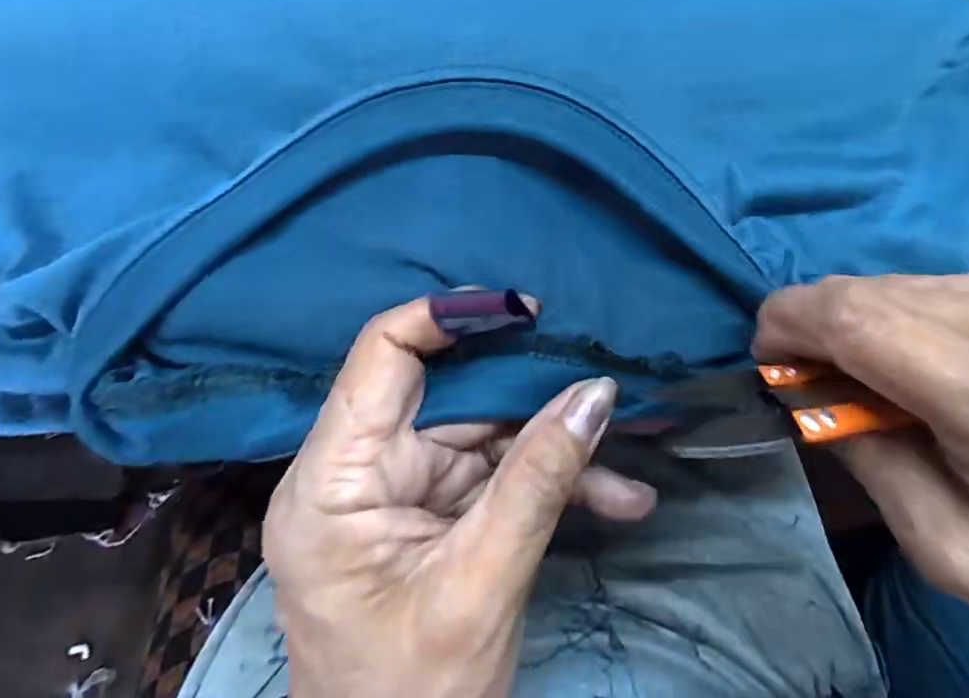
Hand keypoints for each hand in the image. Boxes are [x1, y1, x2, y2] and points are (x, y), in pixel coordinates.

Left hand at [263, 296, 656, 697]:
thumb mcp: (482, 583)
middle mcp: (366, 470)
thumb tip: (598, 393)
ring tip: (631, 451)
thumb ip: (540, 479)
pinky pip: (507, 471)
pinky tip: (621, 498)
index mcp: (337, 481)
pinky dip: (561, 482)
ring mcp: (410, 488)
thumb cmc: (412, 696)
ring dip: (563, 444)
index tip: (524, 310)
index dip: (450, 316)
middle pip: (455, 389)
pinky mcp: (444, 508)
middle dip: (533, 386)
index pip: (382, 356)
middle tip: (599, 370)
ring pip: (494, 430)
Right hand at [755, 271, 968, 697]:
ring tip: (866, 382)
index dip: (795, 324)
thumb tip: (801, 379)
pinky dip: (895, 317)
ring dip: (856, 322)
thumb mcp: (943, 551)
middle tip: (808, 382)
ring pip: (895, 282)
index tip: (766, 358)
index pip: (869, 323)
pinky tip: (913, 362)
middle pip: (873, 293)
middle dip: (816, 326)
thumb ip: (865, 454)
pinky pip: (928, 284)